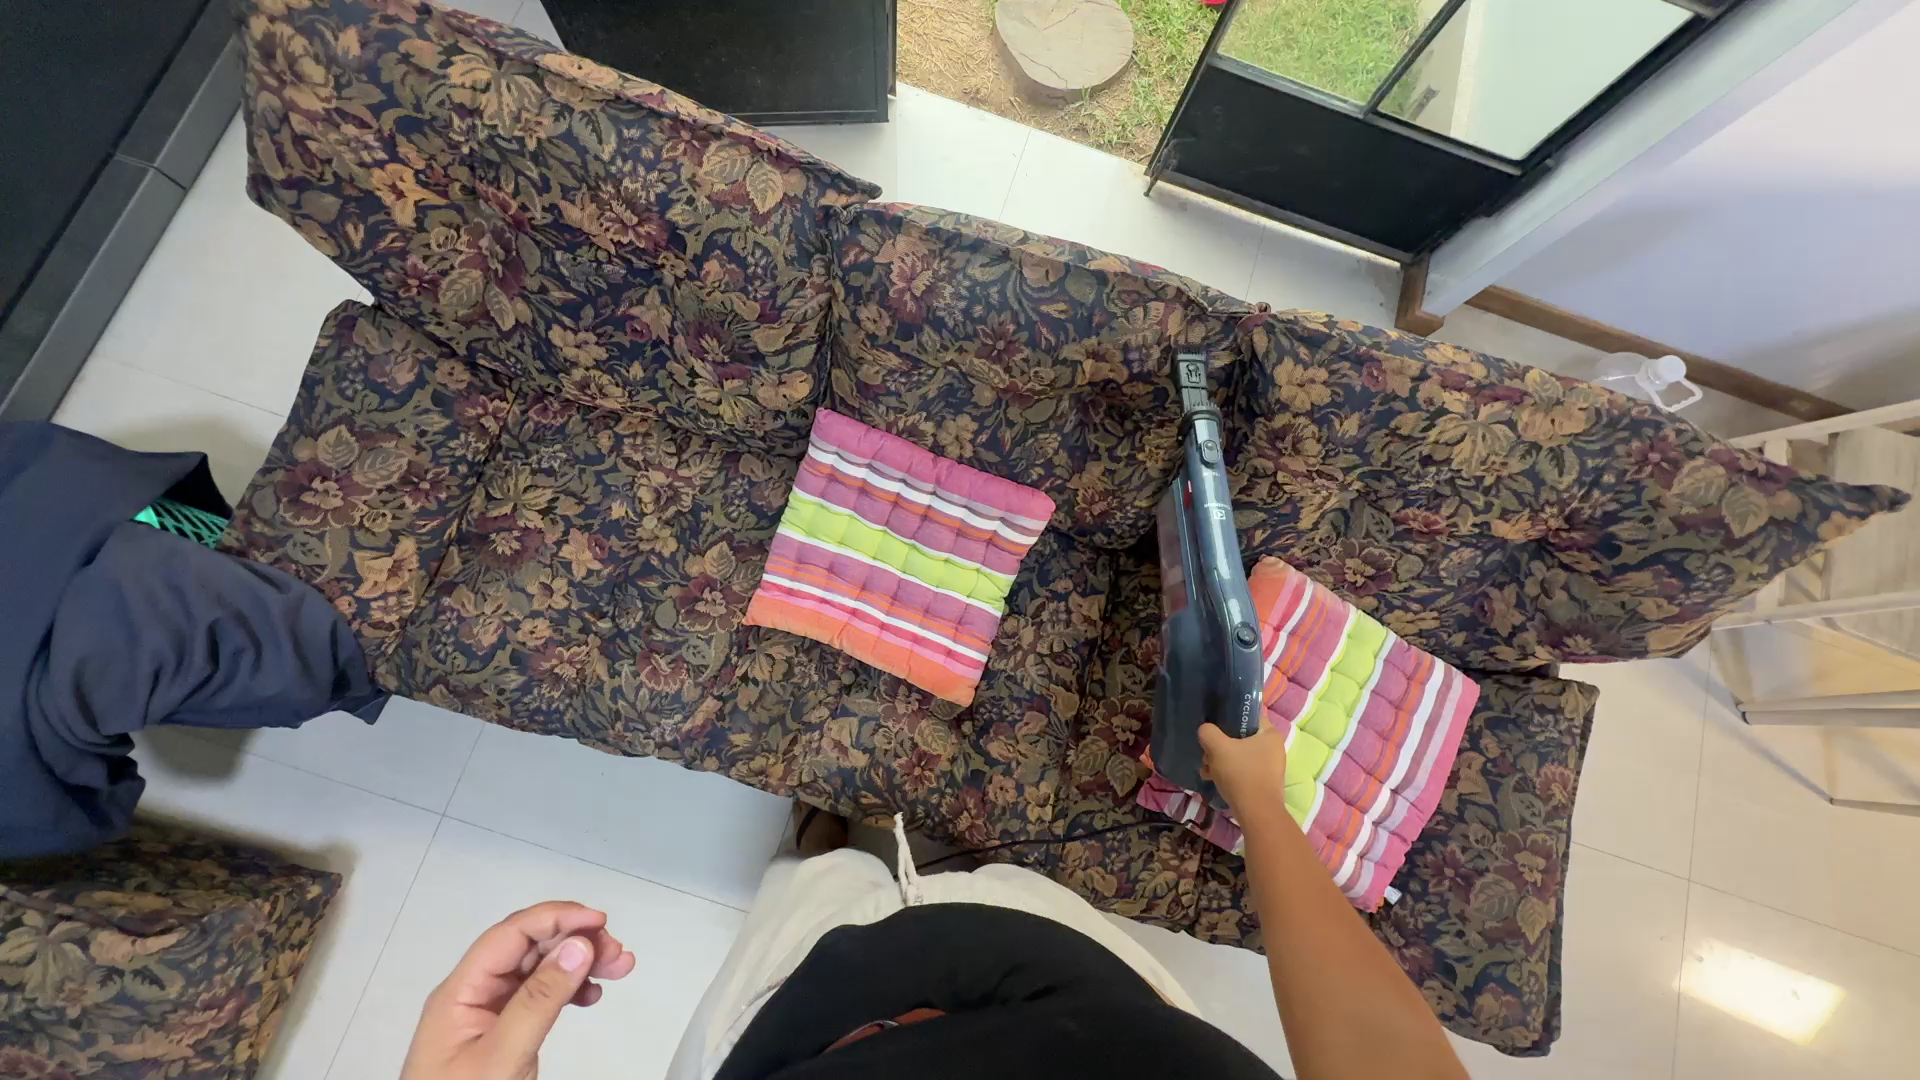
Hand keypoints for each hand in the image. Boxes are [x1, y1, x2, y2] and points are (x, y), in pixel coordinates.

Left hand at [401, 902, 636, 1079]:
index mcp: (461, 992)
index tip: (601, 923)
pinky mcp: (505, 1030)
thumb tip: (580, 944)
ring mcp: (490, 1013)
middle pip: (530, 946)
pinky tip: (593, 997)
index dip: (556, 917)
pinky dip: (573, 987)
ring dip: (582, 961)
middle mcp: (475, 993)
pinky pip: (543, 993)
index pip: (511, 933)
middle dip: (577, 940)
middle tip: (618, 954)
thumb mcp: (502, 1059)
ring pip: (542, 966)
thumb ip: (539, 1000)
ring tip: (619, 968)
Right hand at [1198, 721, 1291, 831]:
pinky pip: (1242, 770)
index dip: (1229, 716)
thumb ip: (1208, 732)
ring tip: (1206, 770)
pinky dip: (1227, 772)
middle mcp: (1273, 748)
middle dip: (1219, 745)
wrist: (1256, 813)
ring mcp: (1269, 767)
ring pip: (1238, 755)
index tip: (1214, 723)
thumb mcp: (1217, 746)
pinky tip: (1212, 779)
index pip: (1248, 715)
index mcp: (1270, 734)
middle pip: (1239, 737)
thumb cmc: (1241, 773)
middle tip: (1207, 753)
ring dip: (1219, 760)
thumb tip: (1205, 731)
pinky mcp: (1263, 782)